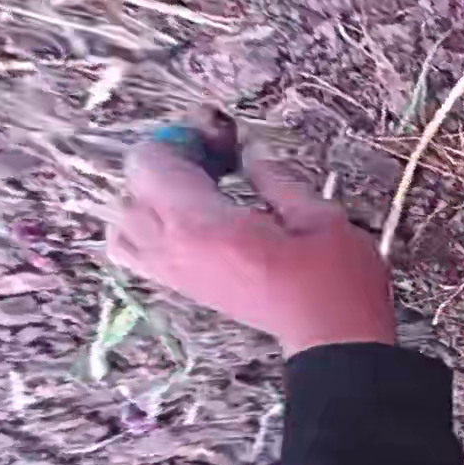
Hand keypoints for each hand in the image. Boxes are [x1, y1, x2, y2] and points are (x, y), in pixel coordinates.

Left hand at [108, 129, 395, 355]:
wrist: (334, 333)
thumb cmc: (338, 281)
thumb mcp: (324, 220)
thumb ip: (279, 182)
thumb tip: (255, 156)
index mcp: (204, 226)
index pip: (156, 163)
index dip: (184, 138)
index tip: (221, 131)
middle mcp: (172, 246)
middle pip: (136, 185)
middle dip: (173, 160)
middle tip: (221, 152)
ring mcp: (171, 267)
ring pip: (125, 213)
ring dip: (155, 190)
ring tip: (202, 181)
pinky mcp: (181, 282)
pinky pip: (132, 243)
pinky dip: (144, 221)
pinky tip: (181, 216)